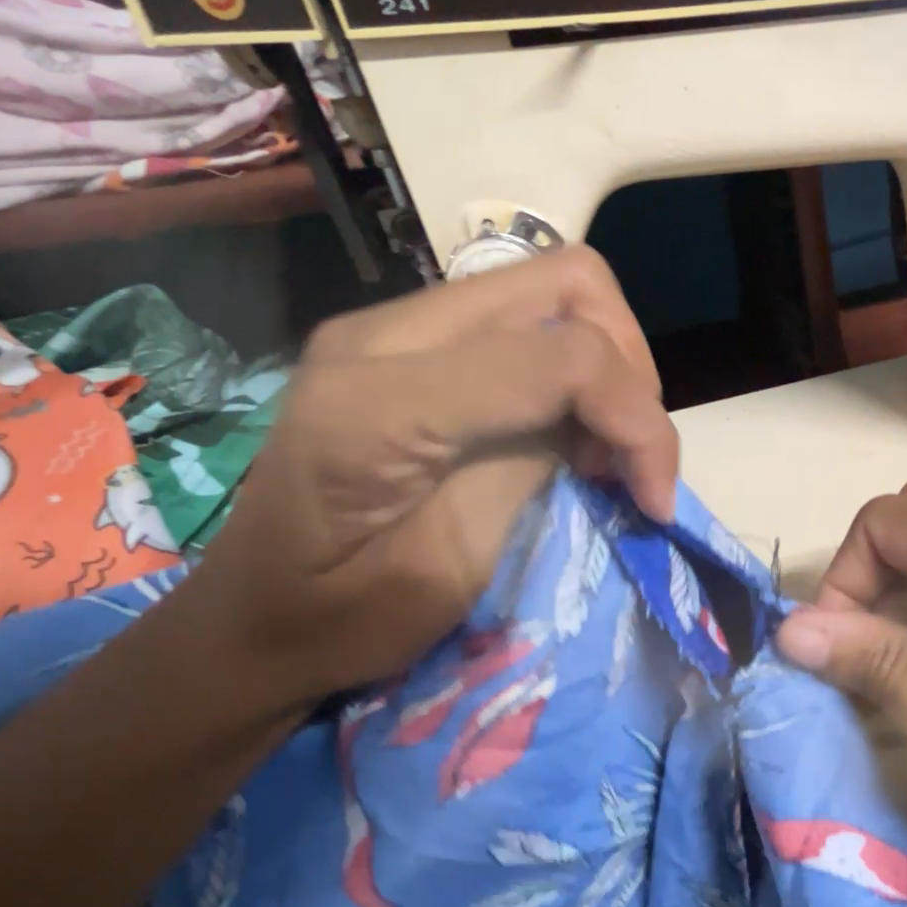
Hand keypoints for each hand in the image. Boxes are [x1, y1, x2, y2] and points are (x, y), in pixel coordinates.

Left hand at [190, 248, 677, 707]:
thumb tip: (601, 431)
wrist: (249, 621)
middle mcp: (385, 335)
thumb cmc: (338, 624)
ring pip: (559, 287)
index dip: (638, 419)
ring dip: (609, 363)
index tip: (657, 497)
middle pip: (571, 283)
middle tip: (631, 454)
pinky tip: (568, 428)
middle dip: (631, 368)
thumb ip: (529, 474)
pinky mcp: (410, 336)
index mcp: (379, 405)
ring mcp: (394, 325)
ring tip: (604, 446)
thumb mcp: (449, 575)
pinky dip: (577, 365)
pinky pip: (530, 314)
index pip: (562, 356)